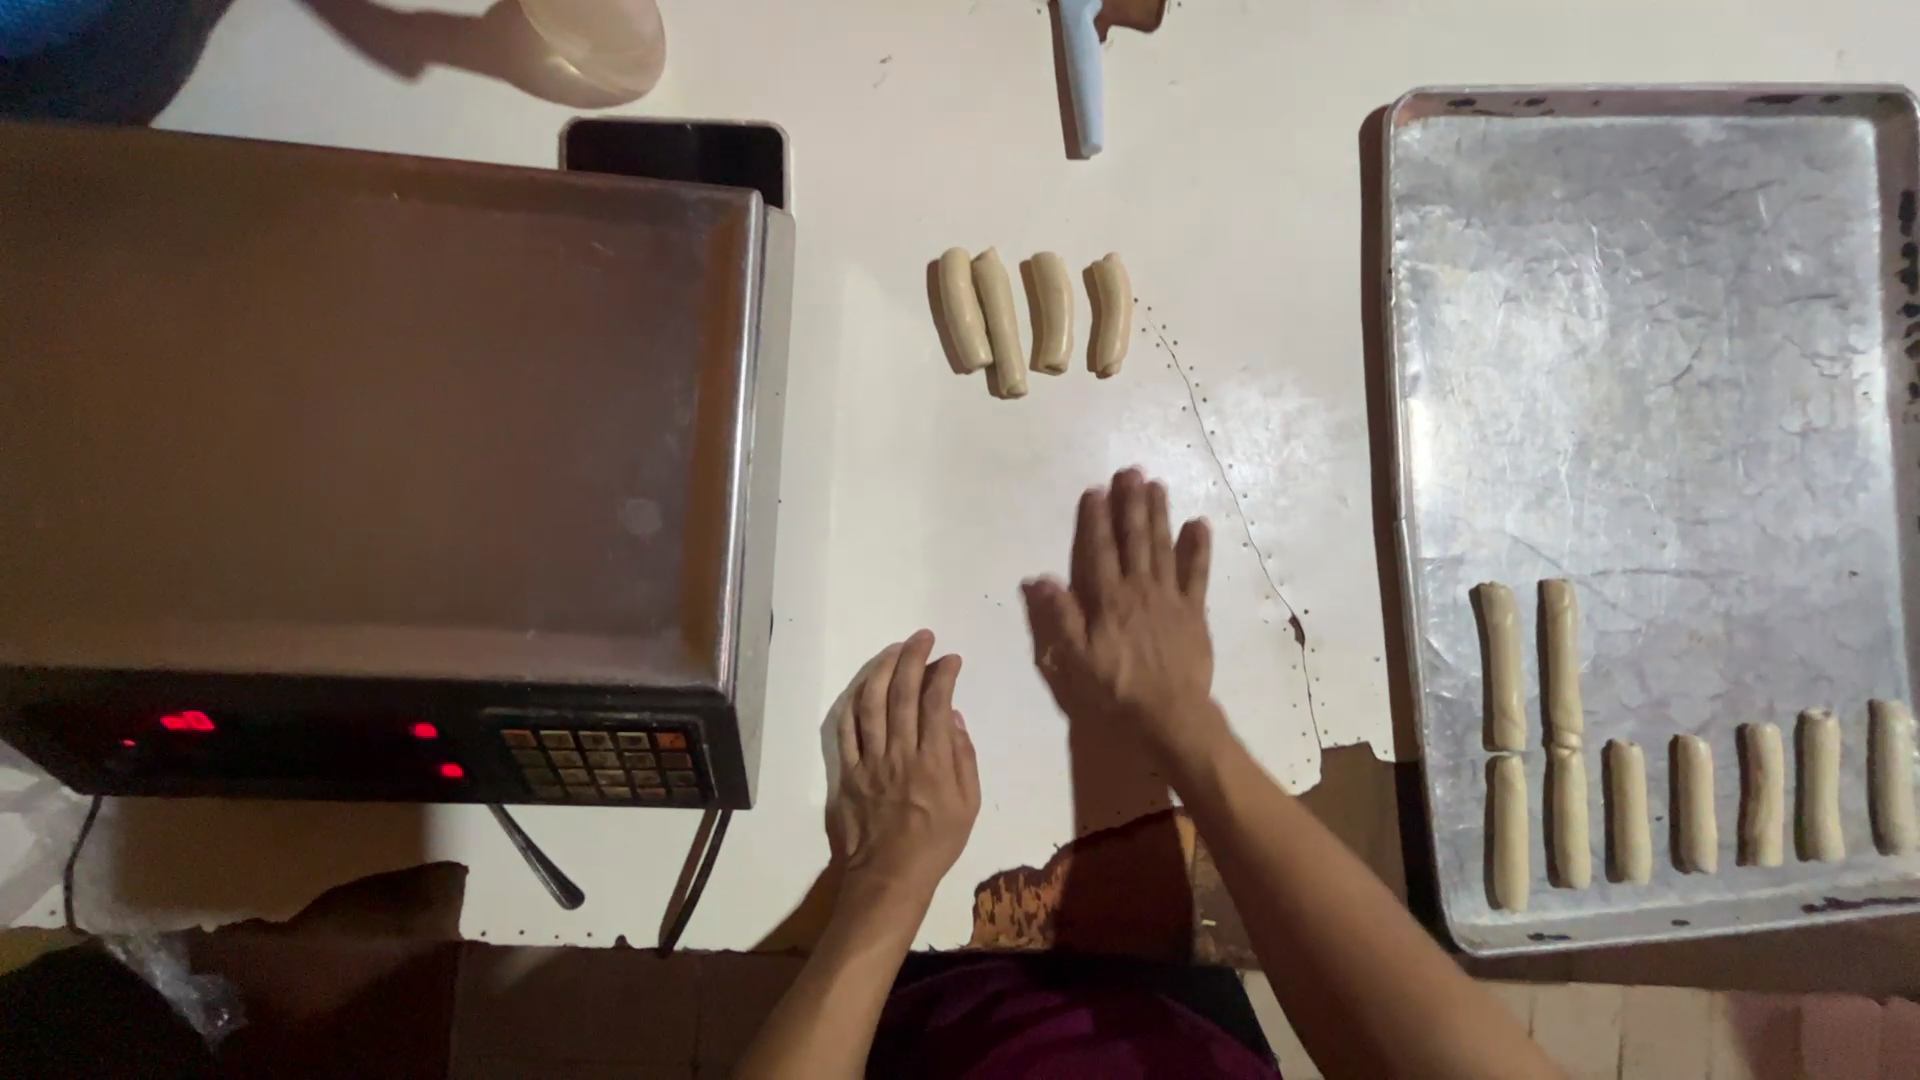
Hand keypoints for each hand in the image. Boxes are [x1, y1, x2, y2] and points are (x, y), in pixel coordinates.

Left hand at [827, 631, 980, 910]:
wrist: (888, 877)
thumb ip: (963, 757)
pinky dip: (854, 701)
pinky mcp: (846, 771)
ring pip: (871, 703)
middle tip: (922, 637)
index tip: (951, 658)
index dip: (944, 674)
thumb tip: (954, 717)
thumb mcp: (968, 804)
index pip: (937, 703)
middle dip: (913, 657)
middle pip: (902, 693)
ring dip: (882, 669)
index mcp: (933, 761)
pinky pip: (846, 729)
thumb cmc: (936, 843)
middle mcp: (900, 753)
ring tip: (894, 649)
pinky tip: (864, 684)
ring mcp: (869, 760)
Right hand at [1022, 468, 1226, 766]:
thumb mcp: (1076, 658)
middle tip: (1130, 472)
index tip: (1095, 491)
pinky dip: (1198, 548)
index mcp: (1108, 599)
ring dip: (1158, 515)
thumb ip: (1059, 617)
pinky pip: (1196, 574)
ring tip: (1156, 485)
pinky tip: (1199, 524)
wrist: (1169, 713)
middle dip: (1130, 504)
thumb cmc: (1117, 688)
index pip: (1099, 551)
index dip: (1096, 520)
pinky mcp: (1194, 611)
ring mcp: (1170, 597)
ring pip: (1162, 547)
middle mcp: (1139, 589)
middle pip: (1133, 539)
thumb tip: (1039, 579)